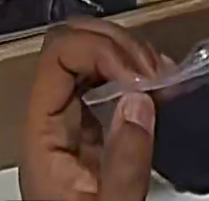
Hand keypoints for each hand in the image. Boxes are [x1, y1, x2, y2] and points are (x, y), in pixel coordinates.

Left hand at [18, 17, 163, 200]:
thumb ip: (123, 164)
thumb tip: (139, 98)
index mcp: (42, 128)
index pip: (57, 56)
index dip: (97, 50)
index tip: (140, 76)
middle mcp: (52, 112)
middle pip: (71, 43)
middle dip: (116, 44)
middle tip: (159, 73)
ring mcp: (71, 116)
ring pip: (89, 54)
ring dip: (128, 54)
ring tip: (165, 78)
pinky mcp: (92, 127)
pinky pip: (107, 81)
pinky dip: (134, 73)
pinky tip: (160, 87)